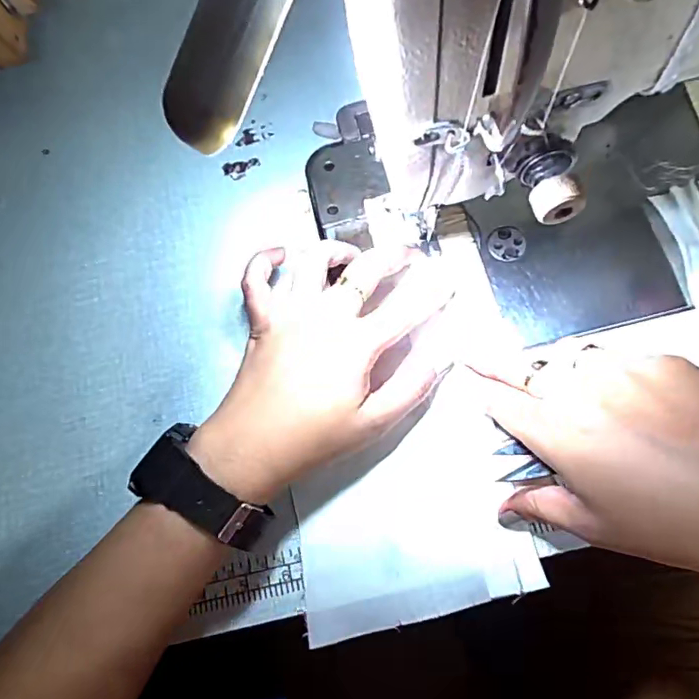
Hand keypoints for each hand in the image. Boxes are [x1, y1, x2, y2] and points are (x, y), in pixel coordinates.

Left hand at [188, 242, 454, 503]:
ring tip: (353, 255)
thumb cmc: (312, 439)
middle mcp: (323, 318)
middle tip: (410, 256)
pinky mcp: (262, 321)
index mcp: (355, 344)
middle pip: (364, 269)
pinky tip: (281, 254)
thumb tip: (438, 359)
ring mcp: (289, 314)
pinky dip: (265, 260)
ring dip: (337, 250)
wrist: (251, 448)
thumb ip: (410, 388)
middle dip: (394, 255)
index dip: (433, 292)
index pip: (405, 307)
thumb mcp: (373, 424)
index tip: (447, 282)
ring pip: (311, 260)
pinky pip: (256, 278)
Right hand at [469, 346, 698, 614]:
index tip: (467, 372)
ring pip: (577, 359)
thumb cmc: (675, 527)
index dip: (481, 385)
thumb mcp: (598, 525)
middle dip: (522, 380)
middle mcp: (587, 385)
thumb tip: (501, 501)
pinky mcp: (667, 356)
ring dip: (568, 376)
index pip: (503, 398)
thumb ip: (542, 503)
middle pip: (535, 368)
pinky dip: (612, 376)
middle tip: (531, 402)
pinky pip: (620, 359)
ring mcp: (629, 364)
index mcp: (563, 431)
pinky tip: (639, 410)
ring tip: (592, 412)